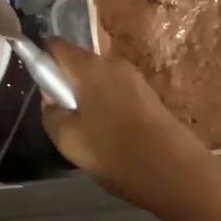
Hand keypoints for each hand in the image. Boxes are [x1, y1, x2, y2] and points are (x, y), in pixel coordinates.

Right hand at [39, 37, 220, 212]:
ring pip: (97, 80)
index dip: (42, 61)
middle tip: (66, 121)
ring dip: (88, 98)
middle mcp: (112, 63)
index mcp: (89, 68)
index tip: (42, 90)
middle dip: (66, 85)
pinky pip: (116, 91)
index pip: (56, 46)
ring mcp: (133, 78)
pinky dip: (107, 106)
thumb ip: (51, 116)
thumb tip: (51, 101)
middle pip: (78, 63)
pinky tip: (112, 138)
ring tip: (90, 135)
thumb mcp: (70, 142)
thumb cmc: (118, 155)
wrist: (178, 174)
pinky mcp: (148, 94)